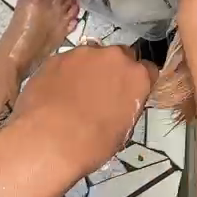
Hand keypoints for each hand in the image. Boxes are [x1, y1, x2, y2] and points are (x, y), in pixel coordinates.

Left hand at [7, 44, 155, 178]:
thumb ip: (126, 106)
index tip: (129, 93)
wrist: (49, 140)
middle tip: (101, 93)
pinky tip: (55, 93)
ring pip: (91, 57)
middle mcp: (113, 57)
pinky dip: (65, 73)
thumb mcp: (123, 130)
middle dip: (113, 71)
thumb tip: (118, 103)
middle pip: (119, 56)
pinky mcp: (56, 57)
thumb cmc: (93, 143)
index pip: (147, 70)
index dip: (138, 82)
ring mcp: (82, 53)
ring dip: (88, 70)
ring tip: (74, 94)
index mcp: (137, 76)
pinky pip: (66, 62)